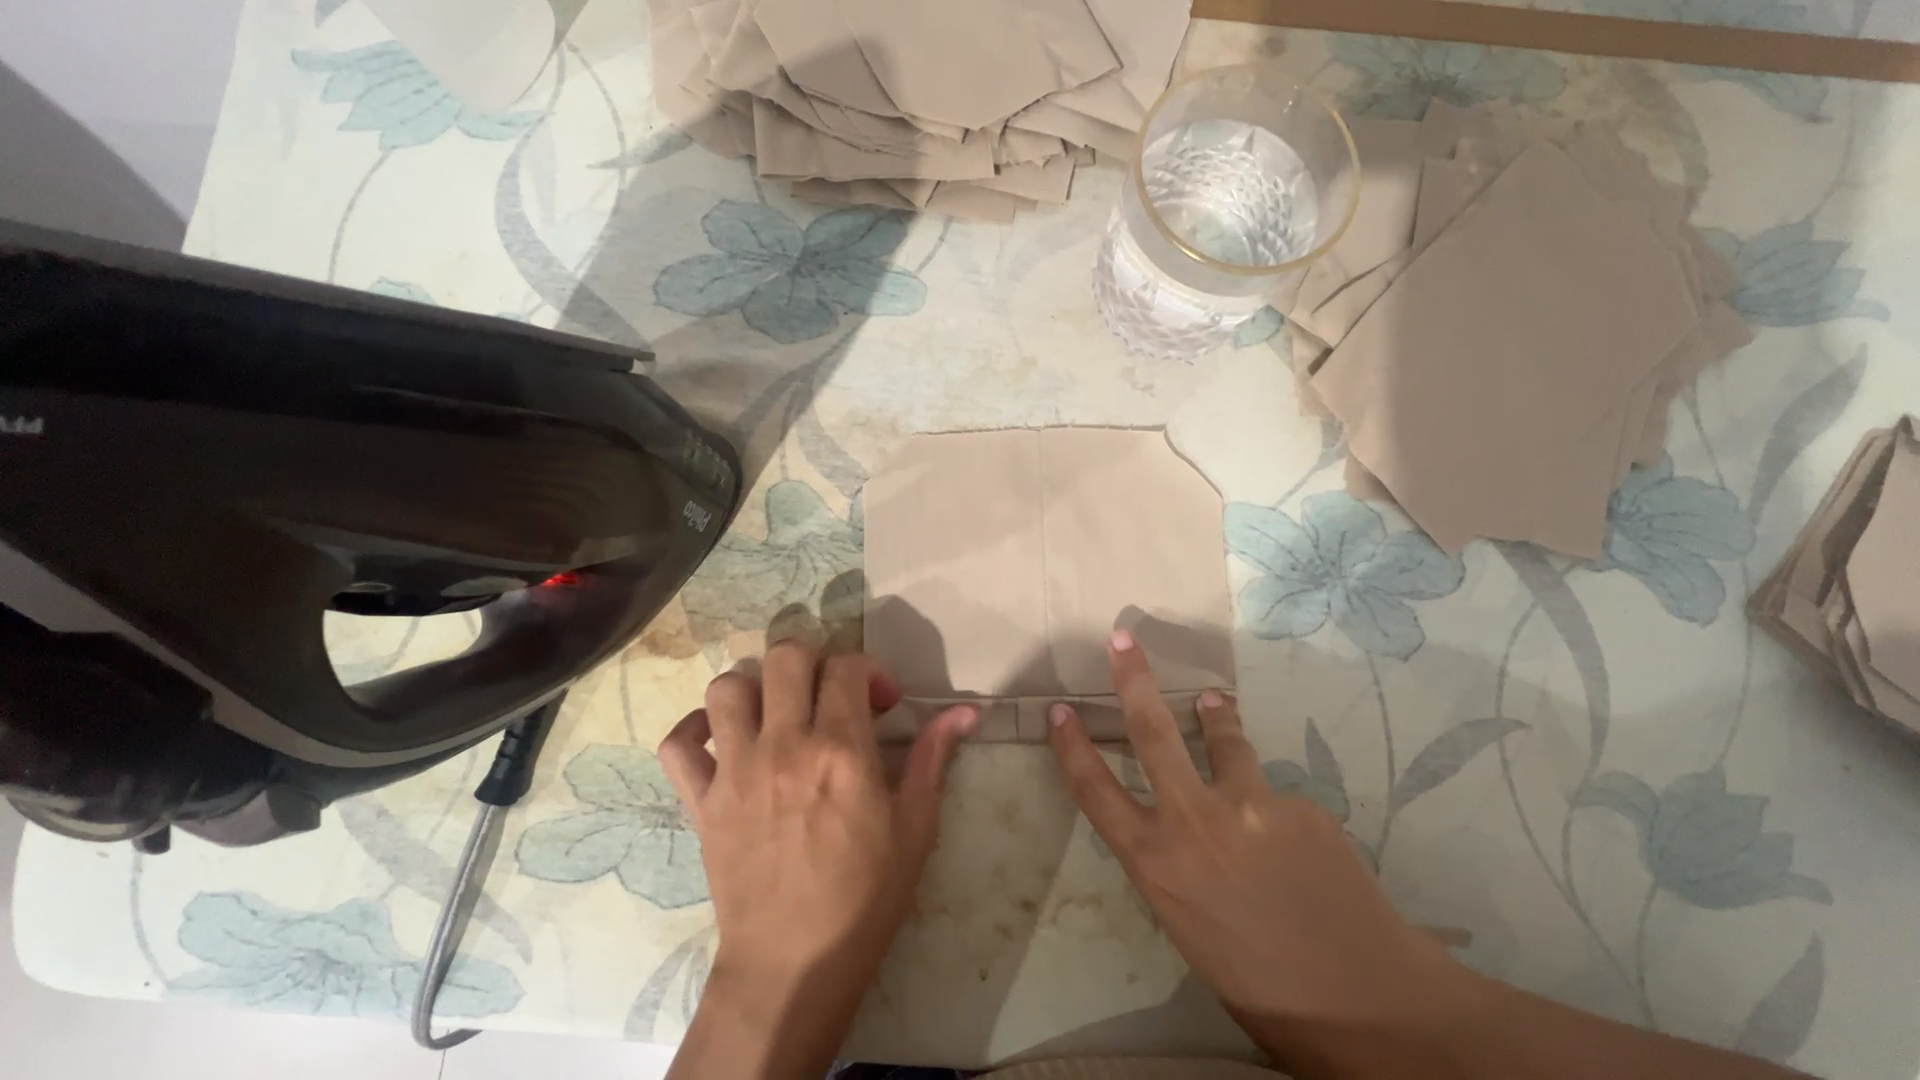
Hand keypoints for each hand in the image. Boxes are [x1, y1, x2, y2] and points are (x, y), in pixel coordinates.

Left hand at [658, 642, 977, 1078]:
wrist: (794, 963)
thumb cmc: (865, 897)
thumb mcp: (915, 828)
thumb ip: (933, 759)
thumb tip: (967, 712)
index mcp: (841, 751)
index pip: (846, 666)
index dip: (870, 670)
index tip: (882, 703)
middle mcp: (783, 746)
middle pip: (785, 657)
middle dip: (814, 661)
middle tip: (829, 694)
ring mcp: (734, 770)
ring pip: (728, 686)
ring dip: (755, 686)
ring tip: (777, 712)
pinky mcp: (700, 800)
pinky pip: (677, 743)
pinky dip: (693, 728)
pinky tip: (720, 738)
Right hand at [1046, 630, 1469, 1070]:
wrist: (1361, 997)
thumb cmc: (1259, 987)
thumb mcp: (1187, 928)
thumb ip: (1175, 871)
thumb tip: (1182, 839)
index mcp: (1155, 862)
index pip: (1095, 791)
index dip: (1072, 747)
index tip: (1058, 710)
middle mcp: (1194, 820)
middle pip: (1153, 731)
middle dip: (1134, 679)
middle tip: (1124, 638)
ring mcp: (1251, 804)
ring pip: (1223, 740)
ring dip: (1214, 716)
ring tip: (1215, 700)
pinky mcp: (1301, 805)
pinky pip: (1277, 797)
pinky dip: (1276, 808)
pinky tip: (1298, 845)